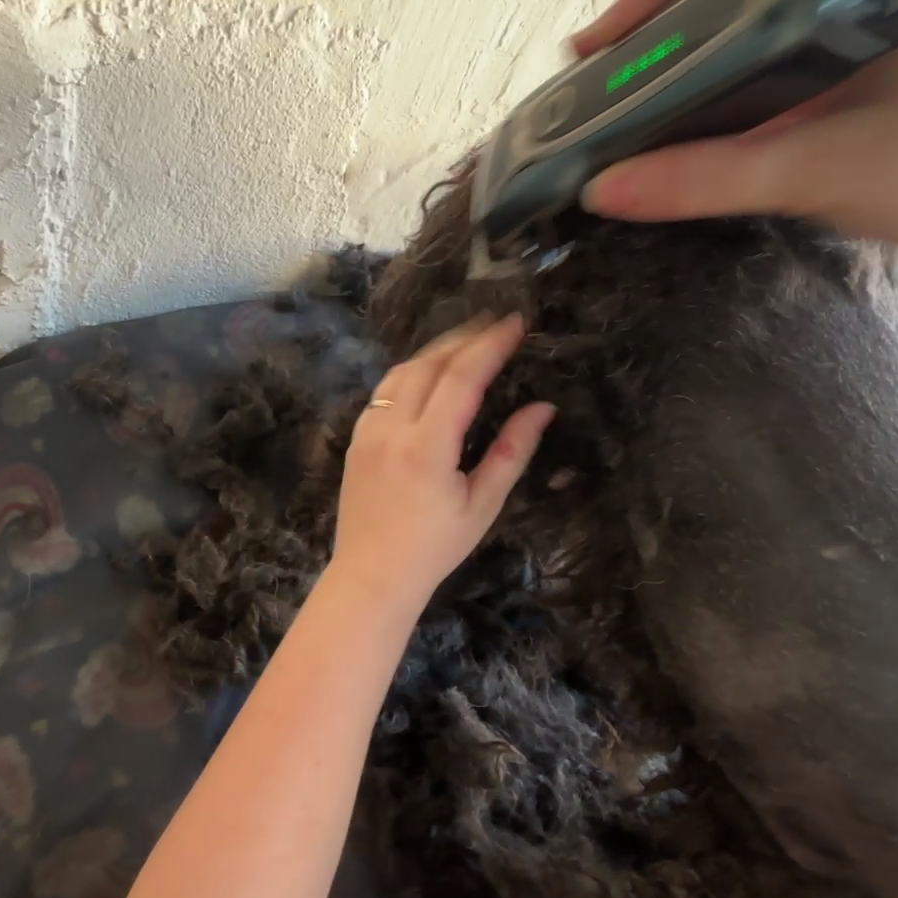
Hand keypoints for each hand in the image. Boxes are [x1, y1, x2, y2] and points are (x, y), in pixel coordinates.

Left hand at [328, 314, 555, 614]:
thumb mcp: (482, 505)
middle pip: (429, 365)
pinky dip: (409, 372)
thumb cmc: (434, 548)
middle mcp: (391, 429)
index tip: (517, 323)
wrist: (371, 575)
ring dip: (435, 351)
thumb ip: (512, 451)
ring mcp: (367, 432)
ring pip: (401, 372)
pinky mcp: (355, 439)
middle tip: (497, 323)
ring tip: (467, 340)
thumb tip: (543, 407)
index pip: (462, 378)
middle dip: (465, 338)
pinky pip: (383, 391)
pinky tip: (428, 372)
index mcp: (427, 447)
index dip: (491, 345)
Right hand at [571, 0, 897, 262]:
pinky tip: (686, 108)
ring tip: (624, 93)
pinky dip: (724, 76)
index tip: (592, 45)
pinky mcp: (875, 40)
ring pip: (757, 10)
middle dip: (662, 23)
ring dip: (687, 51)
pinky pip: (779, 44)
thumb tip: (603, 188)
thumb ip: (708, 179)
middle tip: (597, 72)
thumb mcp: (826, 170)